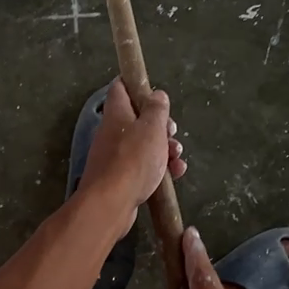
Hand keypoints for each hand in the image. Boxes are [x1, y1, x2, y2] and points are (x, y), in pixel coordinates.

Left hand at [75, 79, 184, 233]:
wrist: (111, 204)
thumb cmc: (133, 159)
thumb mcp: (152, 128)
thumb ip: (157, 109)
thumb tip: (157, 94)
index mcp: (118, 113)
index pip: (121, 88)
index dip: (137, 85)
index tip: (154, 91)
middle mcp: (113, 132)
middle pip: (139, 119)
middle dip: (161, 125)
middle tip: (172, 132)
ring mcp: (116, 156)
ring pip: (145, 144)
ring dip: (165, 148)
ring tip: (177, 157)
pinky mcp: (121, 178)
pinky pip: (143, 166)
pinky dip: (160, 168)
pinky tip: (175, 174)